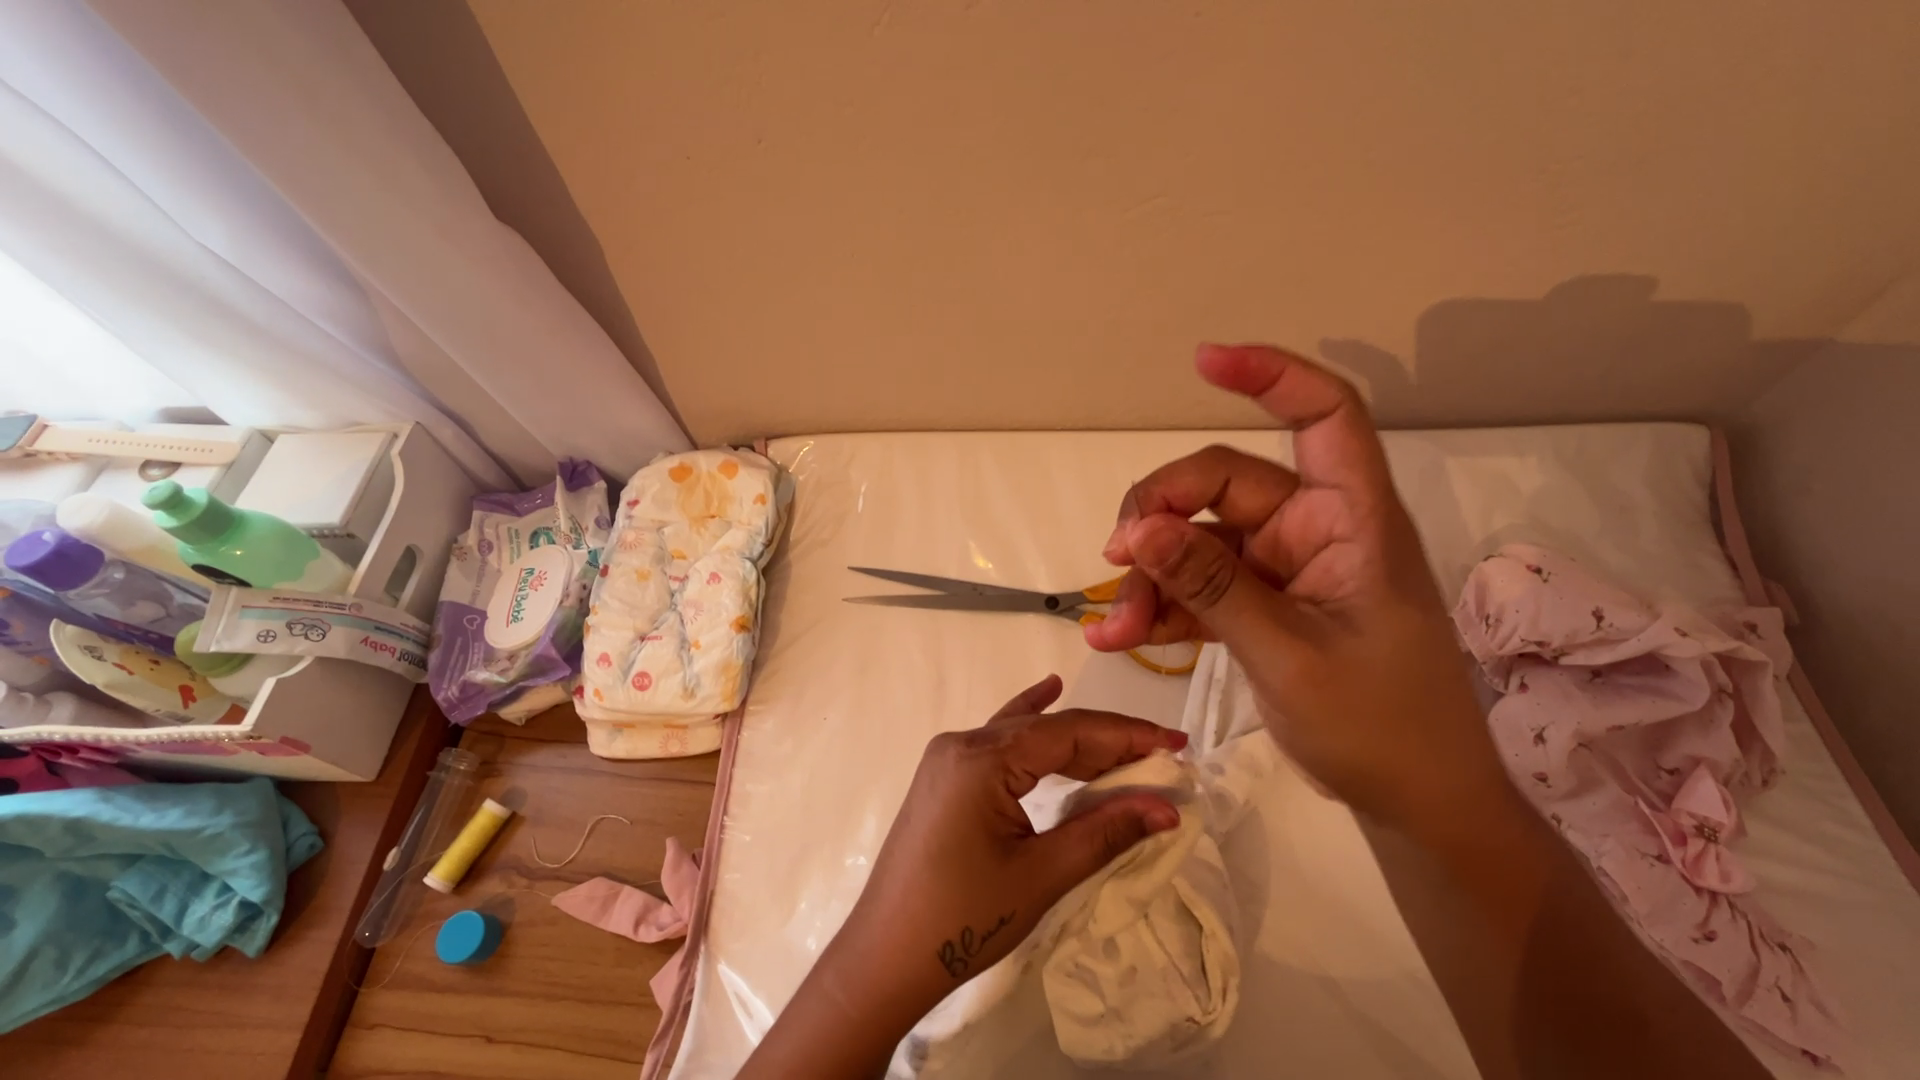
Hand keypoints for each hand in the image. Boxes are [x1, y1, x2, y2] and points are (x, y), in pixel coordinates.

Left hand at [806, 676, 1184, 1024]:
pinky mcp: (944, 779)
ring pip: (1025, 736)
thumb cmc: (964, 918)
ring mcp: (948, 759)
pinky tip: (1048, 693)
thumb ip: (1105, 831)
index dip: (1127, 736)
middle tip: (1163, 755)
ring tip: (1127, 750)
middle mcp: (962, 745)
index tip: (1177, 744)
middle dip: (1107, 741)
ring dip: (1075, 743)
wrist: (886, 956)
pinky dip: (1030, 728)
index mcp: (983, 759)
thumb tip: (1167, 808)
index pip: (1069, 732)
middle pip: (1048, 730)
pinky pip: (998, 744)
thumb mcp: (1042, 874)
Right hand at [1085, 343, 1503, 827]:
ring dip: (1150, 578)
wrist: (1416, 802)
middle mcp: (1314, 530)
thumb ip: (1212, 587)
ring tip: (1112, 628)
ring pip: (1198, 542)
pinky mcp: (1260, 607)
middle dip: (1161, 517)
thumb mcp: (1287, 653)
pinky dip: (1160, 608)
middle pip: (1223, 484)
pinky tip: (1117, 637)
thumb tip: (1139, 529)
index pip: (1324, 416)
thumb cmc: (1381, 725)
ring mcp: (1283, 570)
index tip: (1202, 361)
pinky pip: (1198, 589)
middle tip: (1115, 558)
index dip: (1271, 375)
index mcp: (1352, 521)